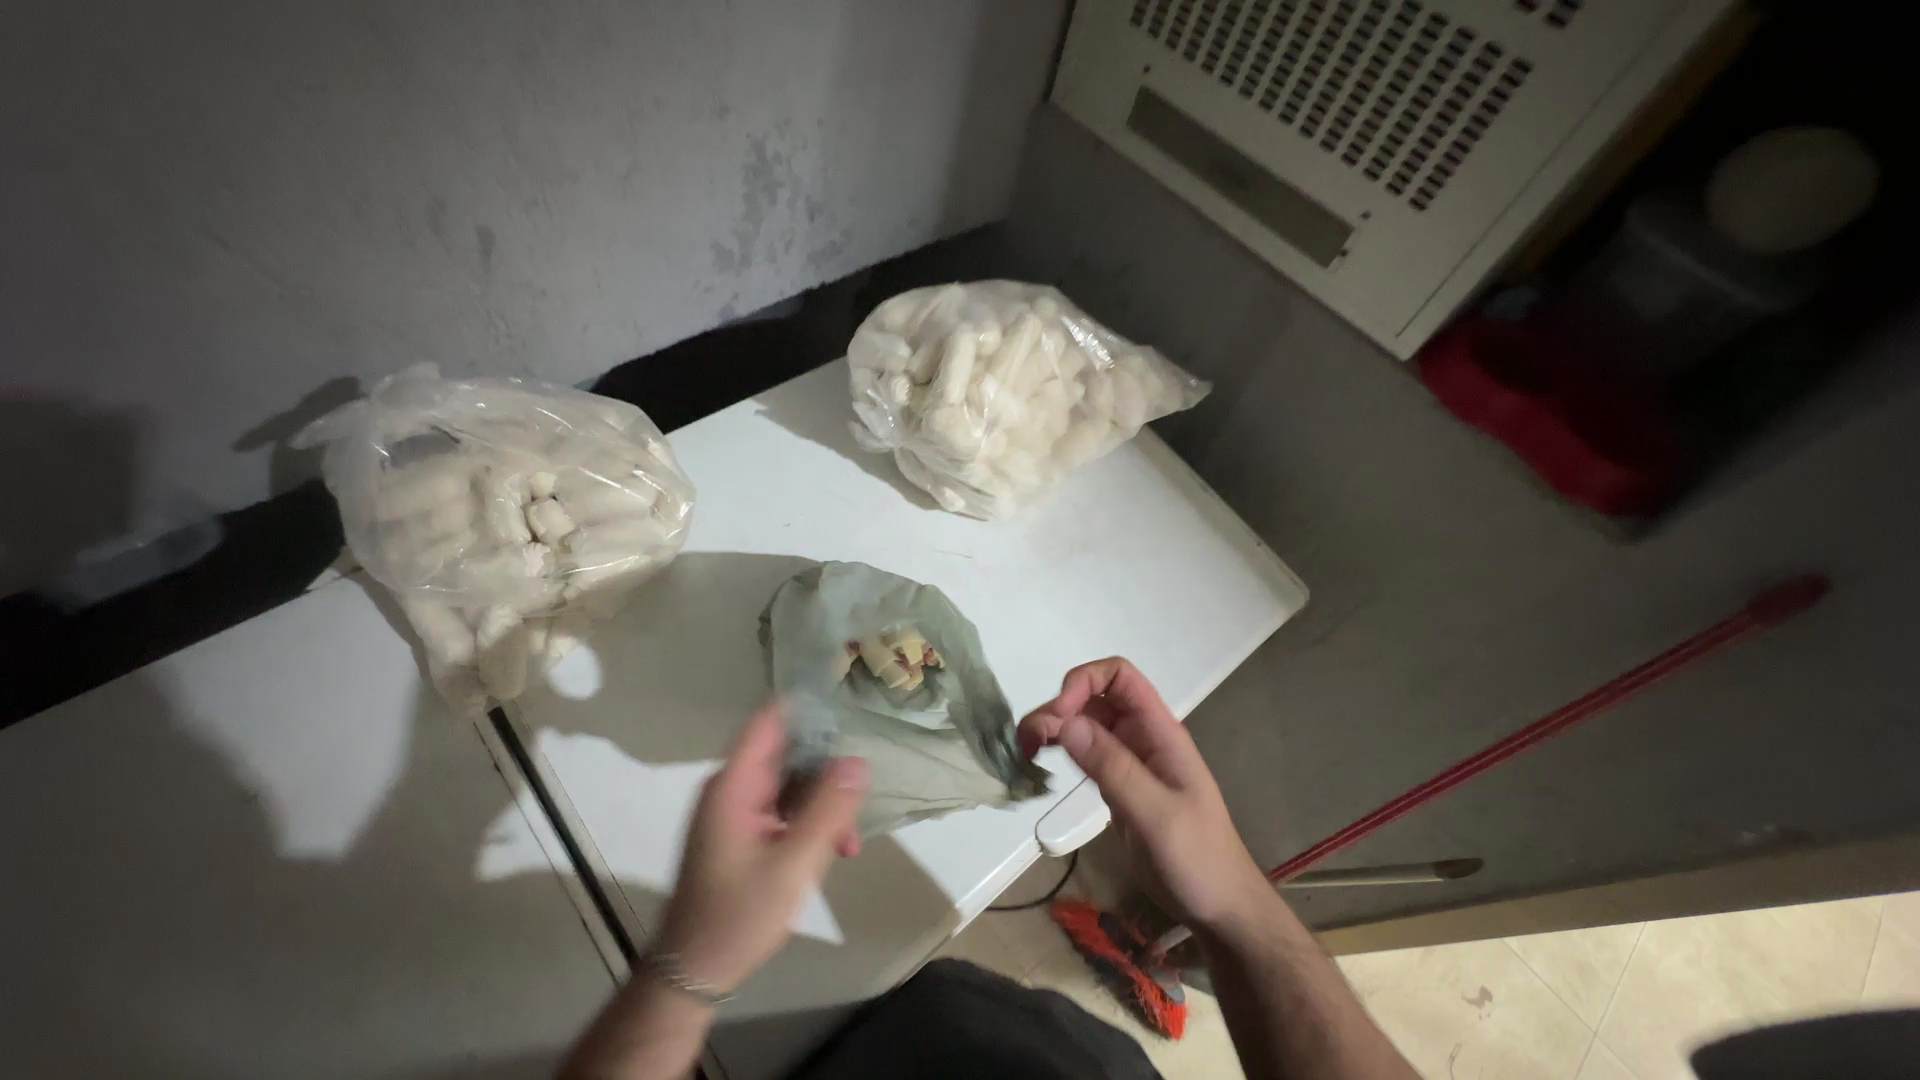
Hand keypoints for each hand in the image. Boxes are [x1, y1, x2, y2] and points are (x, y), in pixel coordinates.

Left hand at [656, 702, 869, 993]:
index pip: (767, 724)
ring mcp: (735, 814)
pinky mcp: (742, 836)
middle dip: (826, 768)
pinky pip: (782, 812)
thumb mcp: (793, 864)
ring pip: (789, 787)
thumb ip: (827, 810)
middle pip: (786, 756)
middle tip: (863, 784)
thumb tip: (857, 760)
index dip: (803, 706)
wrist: (692, 973)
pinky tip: (835, 849)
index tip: (842, 694)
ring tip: (850, 837)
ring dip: (823, 804)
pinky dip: (809, 824)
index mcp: (733, 787)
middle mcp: (731, 791)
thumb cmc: (738, 915)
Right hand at [1019, 658, 1272, 935]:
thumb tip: (1064, 722)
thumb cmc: (1198, 859)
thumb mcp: (1157, 815)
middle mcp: (1142, 737)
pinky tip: (1039, 764)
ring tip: (1025, 752)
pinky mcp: (1118, 785)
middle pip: (1093, 697)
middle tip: (1028, 744)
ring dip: (1052, 727)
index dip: (1084, 682)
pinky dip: (1058, 751)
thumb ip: (1113, 768)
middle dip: (1057, 708)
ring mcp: (1129, 761)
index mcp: (1160, 732)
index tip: (1057, 717)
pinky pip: (1084, 753)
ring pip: (1084, 724)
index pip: (1119, 677)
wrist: (1219, 906)